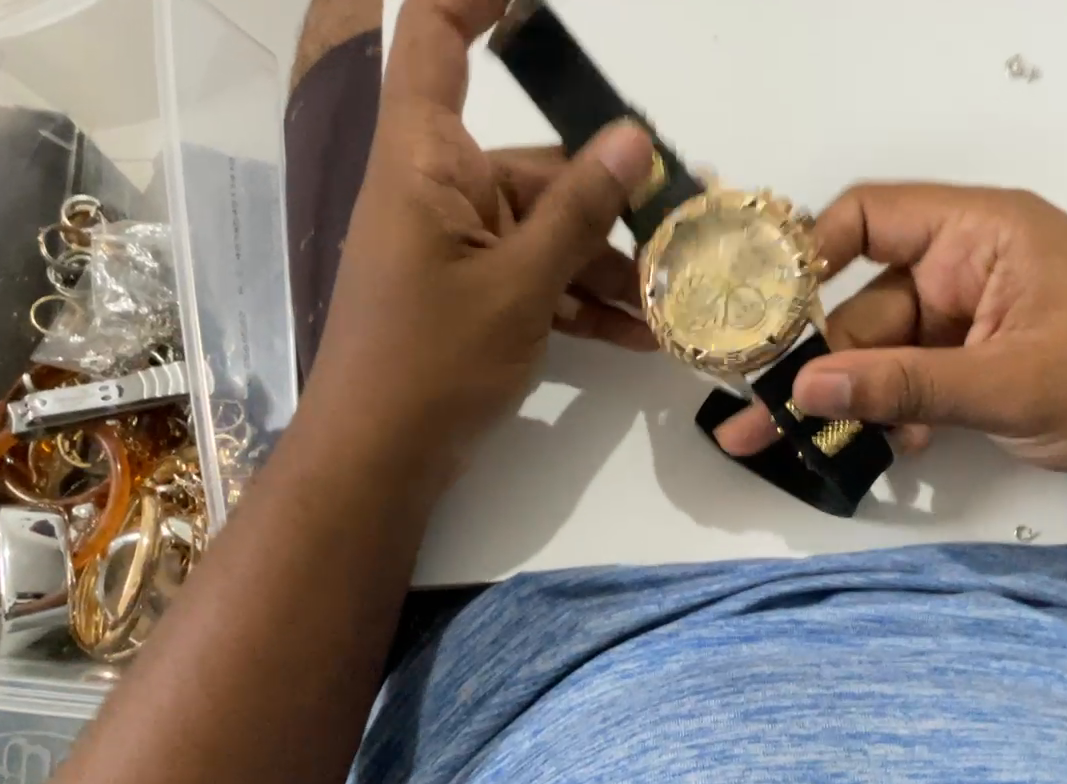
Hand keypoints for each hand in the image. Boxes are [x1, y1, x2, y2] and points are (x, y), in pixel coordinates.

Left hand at [302, 0, 656, 480]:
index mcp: (426, 160)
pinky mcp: (473, 300)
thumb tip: (633, 139)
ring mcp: (458, 251)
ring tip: (673, 298)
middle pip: (534, 168)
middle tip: (684, 224)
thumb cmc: (433, 361)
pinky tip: (640, 335)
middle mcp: (441, 193)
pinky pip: (536, 282)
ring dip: (608, 268)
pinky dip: (582, 304)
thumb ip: (577, 213)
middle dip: (610, 201)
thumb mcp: (517, 286)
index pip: (436, 40)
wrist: (381, 458)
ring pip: (545, 235)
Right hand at [712, 185, 1066, 489]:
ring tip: (789, 445)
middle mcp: (959, 268)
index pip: (870, 216)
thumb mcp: (1008, 383)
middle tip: (753, 416)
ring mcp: (960, 319)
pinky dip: (887, 414)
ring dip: (844, 401)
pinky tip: (888, 448)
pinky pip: (901, 381)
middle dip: (811, 364)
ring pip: (874, 353)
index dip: (808, 256)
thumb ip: (903, 385)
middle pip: (859, 306)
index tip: (759, 310)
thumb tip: (804, 390)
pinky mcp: (964, 362)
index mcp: (979, 234)